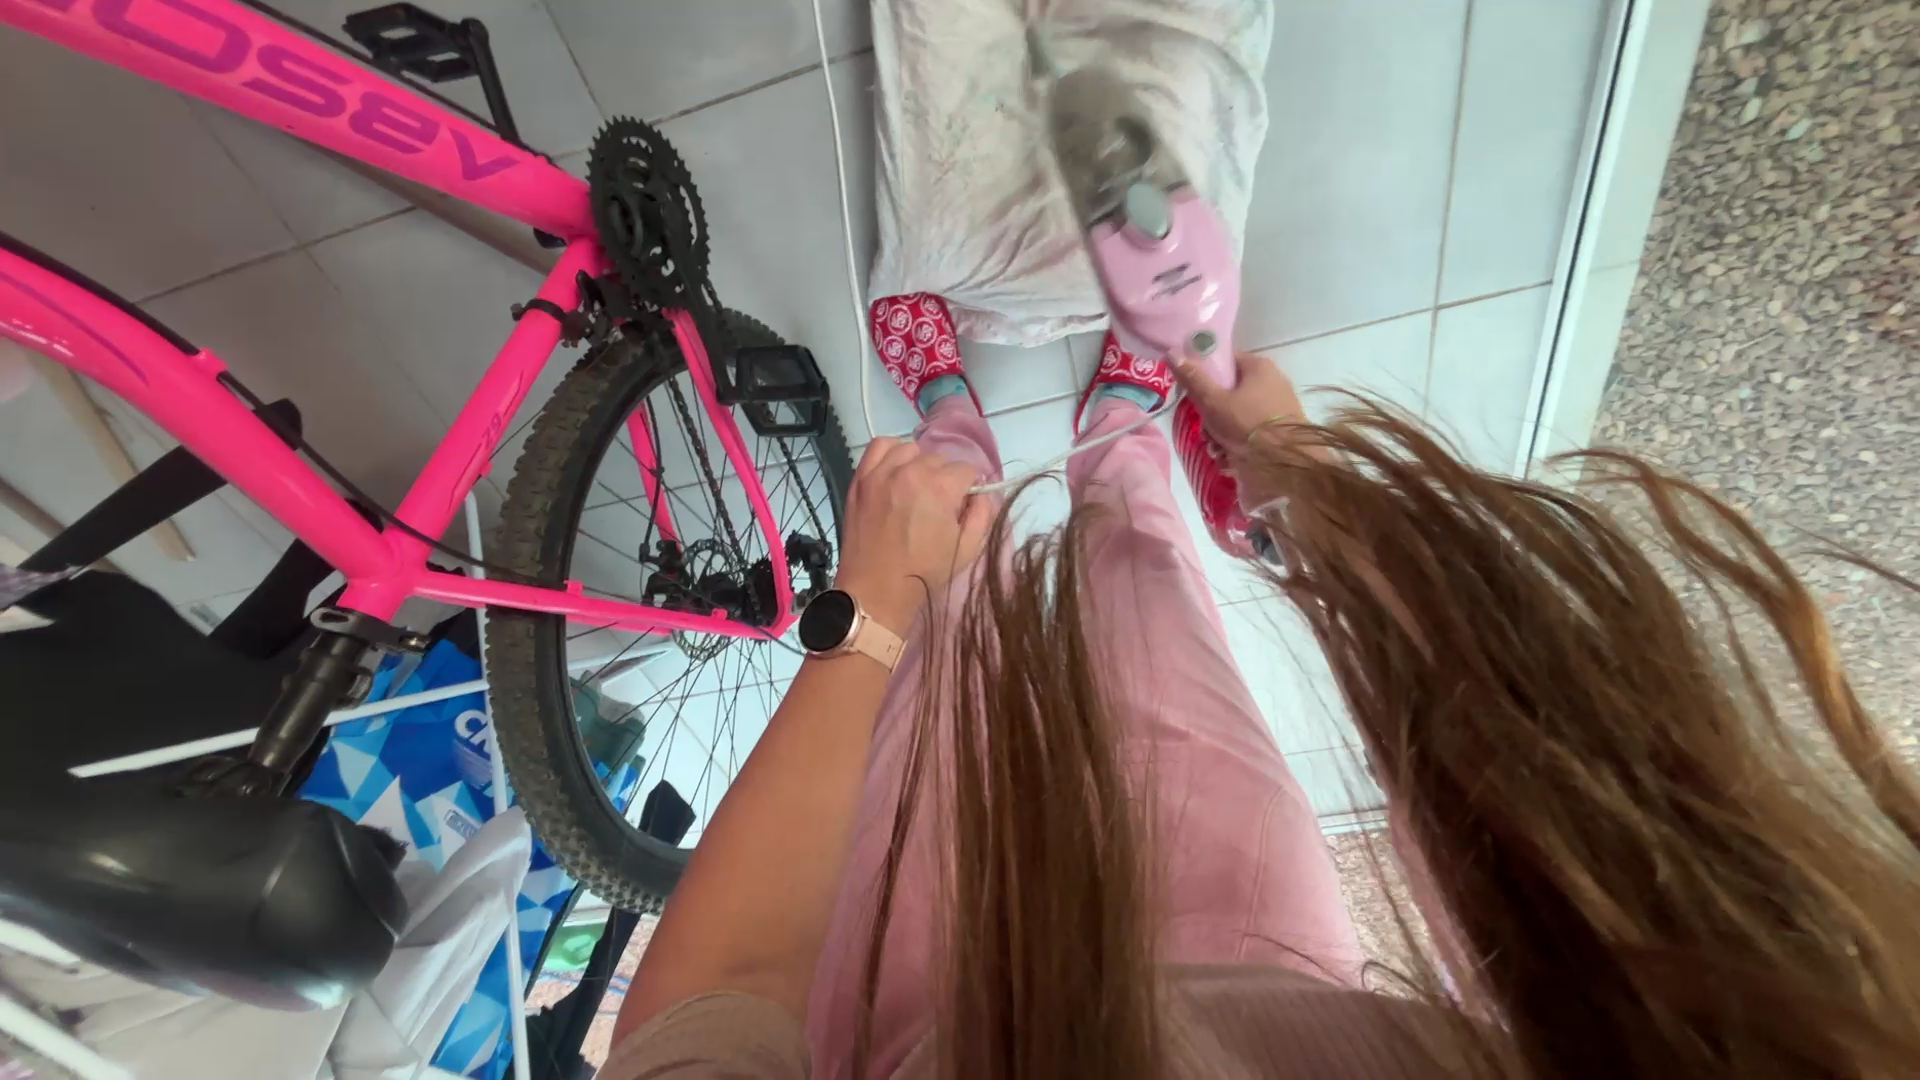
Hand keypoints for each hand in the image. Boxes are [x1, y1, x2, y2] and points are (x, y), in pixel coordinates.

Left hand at [832, 438, 994, 630]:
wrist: (876, 589)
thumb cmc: (925, 571)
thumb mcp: (969, 548)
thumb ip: (983, 513)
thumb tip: (982, 492)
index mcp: (940, 487)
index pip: (966, 470)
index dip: (968, 487)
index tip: (962, 505)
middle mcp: (910, 471)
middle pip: (939, 459)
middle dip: (944, 479)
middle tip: (938, 504)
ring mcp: (881, 473)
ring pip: (911, 450)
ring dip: (919, 464)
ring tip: (916, 487)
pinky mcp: (860, 479)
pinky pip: (879, 447)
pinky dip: (891, 453)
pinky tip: (896, 470)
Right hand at [1170, 351, 1311, 452]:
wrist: (1284, 460)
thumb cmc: (1246, 424)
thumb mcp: (1212, 402)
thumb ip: (1193, 379)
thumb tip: (1173, 353)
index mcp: (1259, 366)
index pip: (1226, 361)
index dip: (1207, 374)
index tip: (1195, 393)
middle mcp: (1273, 380)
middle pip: (1231, 390)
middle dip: (1213, 412)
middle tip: (1205, 429)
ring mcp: (1280, 404)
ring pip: (1240, 412)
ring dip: (1222, 431)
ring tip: (1216, 448)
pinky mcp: (1283, 426)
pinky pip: (1253, 428)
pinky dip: (1239, 439)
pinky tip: (1230, 455)